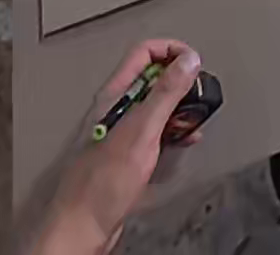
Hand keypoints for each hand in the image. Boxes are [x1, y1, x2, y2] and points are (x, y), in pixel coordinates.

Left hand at [28, 39, 203, 254]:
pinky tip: (186, 138)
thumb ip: (166, 92)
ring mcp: (122, 131)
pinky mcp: (128, 154)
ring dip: (178, 105)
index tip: (192, 62)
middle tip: (197, 89)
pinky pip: (155, 130)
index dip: (170, 50)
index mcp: (115, 93)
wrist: (82, 229)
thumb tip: (188, 59)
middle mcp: (117, 107)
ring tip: (196, 114)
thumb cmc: (102, 181)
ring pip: (155, 105)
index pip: (144, 52)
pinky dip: (174, 129)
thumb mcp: (142, 129)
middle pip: (151, 77)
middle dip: (178, 78)